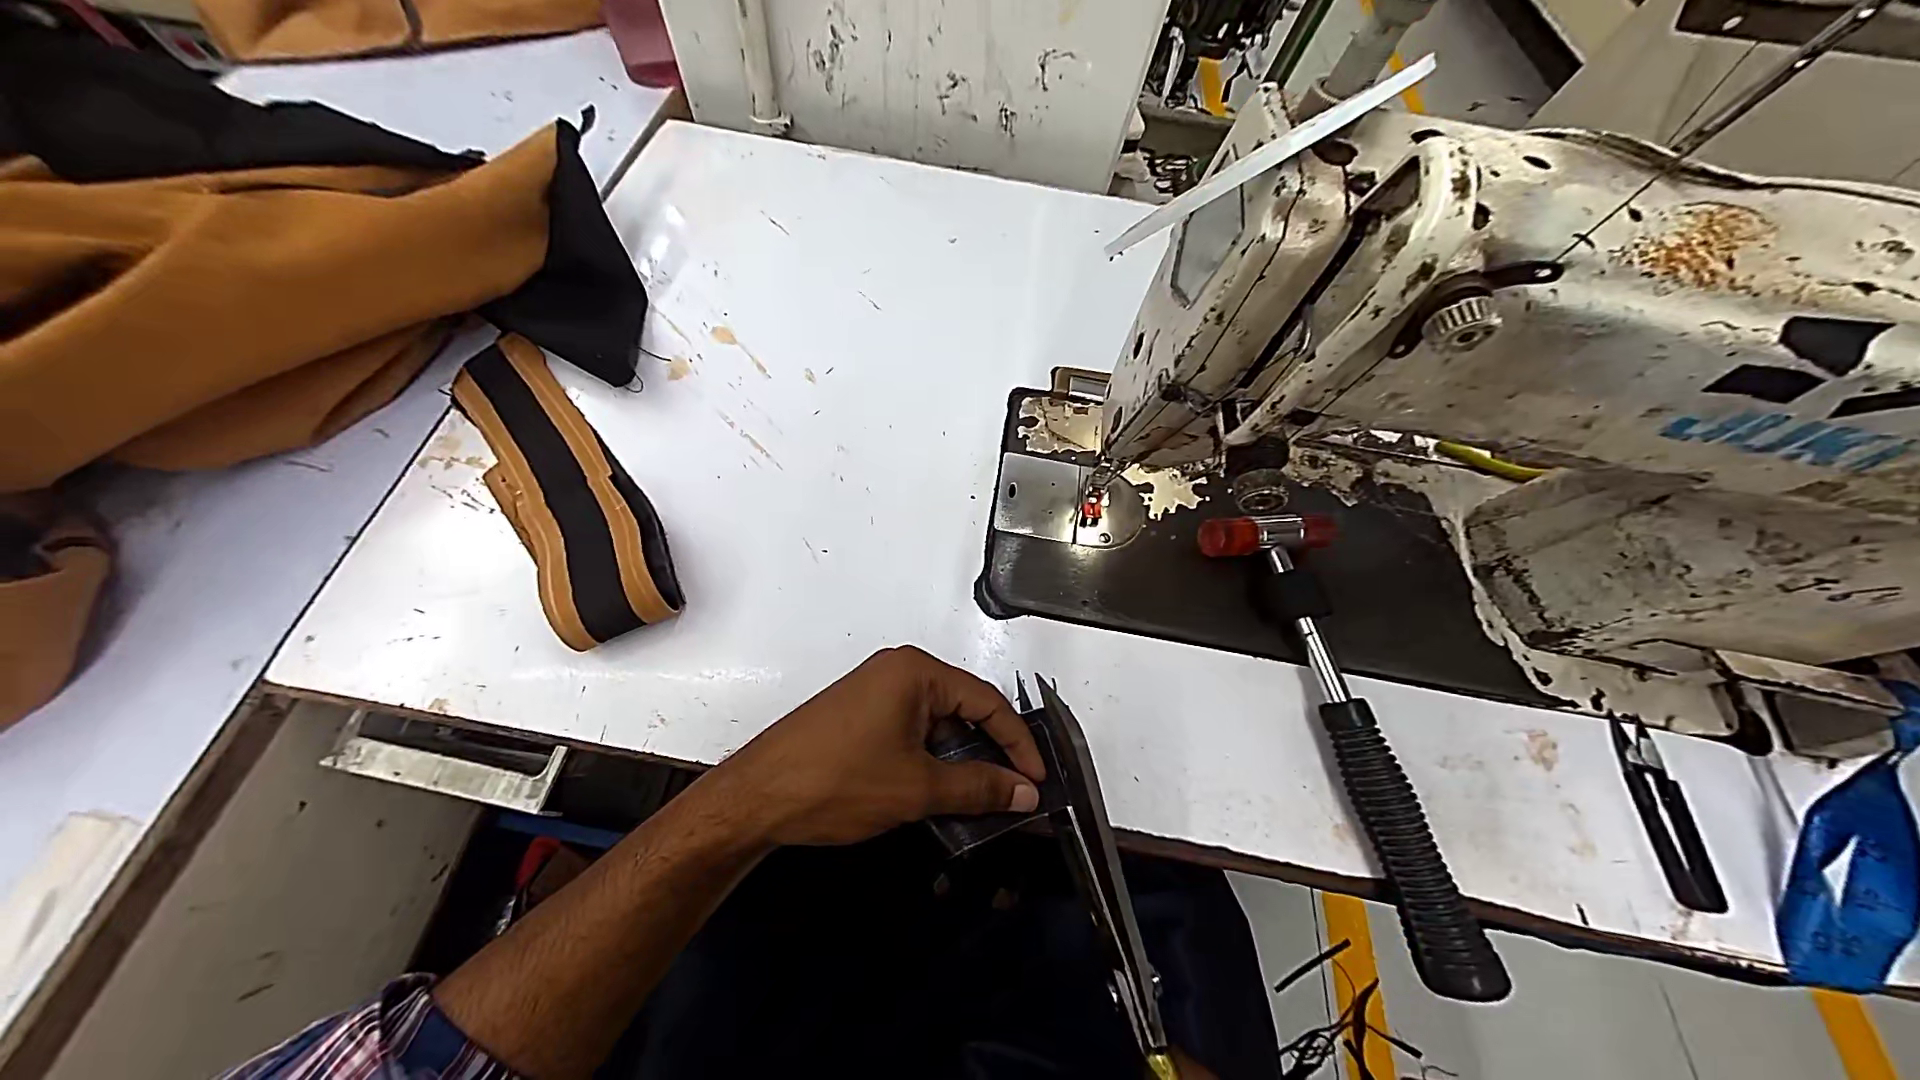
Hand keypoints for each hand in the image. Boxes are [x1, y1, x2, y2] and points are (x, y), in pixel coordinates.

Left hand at [696, 646, 1046, 846]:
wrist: (756, 798)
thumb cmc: (831, 780)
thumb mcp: (917, 787)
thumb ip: (978, 787)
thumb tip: (1022, 791)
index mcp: (915, 671)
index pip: (987, 701)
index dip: (1018, 743)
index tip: (1035, 778)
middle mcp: (897, 671)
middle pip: (964, 708)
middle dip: (989, 752)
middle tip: (1012, 791)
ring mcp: (877, 691)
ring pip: (938, 723)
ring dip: (959, 759)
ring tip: (977, 799)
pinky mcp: (862, 714)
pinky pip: (912, 730)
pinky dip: (931, 759)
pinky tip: (938, 791)